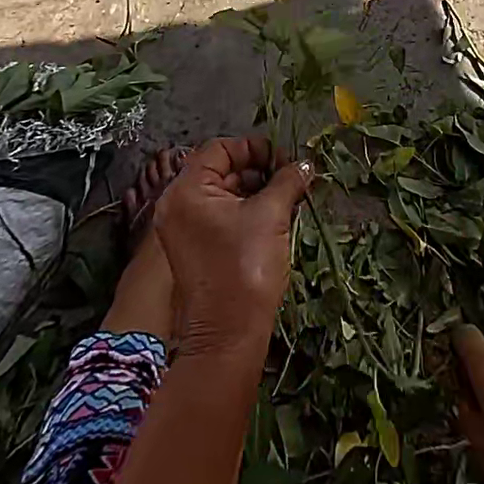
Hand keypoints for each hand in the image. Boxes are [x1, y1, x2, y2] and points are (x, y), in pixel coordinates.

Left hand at [153, 135, 311, 359]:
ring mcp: (186, 229)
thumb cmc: (246, 267)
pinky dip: (249, 211)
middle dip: (260, 170)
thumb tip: (305, 164)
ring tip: (292, 197)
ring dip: (258, 191)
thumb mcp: (271, 215)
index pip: (220, 149)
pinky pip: (223, 215)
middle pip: (222, 169)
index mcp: (186, 190)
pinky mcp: (197, 248)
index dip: (254, 148)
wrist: (229, 334)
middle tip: (293, 177)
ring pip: (225, 193)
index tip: (284, 159)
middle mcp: (178, 205)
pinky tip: (280, 216)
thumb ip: (287, 180)